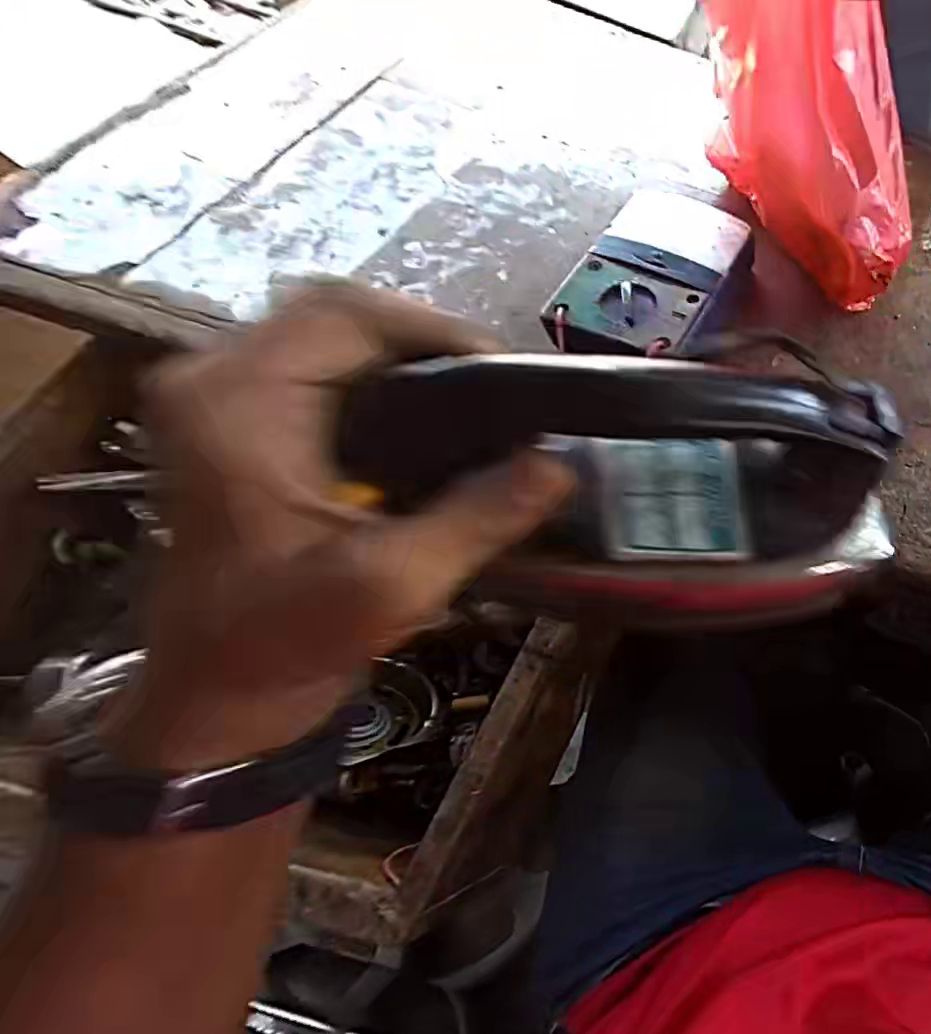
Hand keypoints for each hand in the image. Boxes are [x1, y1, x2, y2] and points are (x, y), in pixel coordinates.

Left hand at [105, 285, 574, 768]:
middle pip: (348, 316)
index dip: (442, 331)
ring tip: (493, 415)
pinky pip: (347, 375)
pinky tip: (453, 433)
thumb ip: (477, 519)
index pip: (347, 313)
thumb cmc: (292, 632)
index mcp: (241, 403)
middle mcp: (227, 382)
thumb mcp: (394, 581)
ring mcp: (240, 401)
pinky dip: (410, 389)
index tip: (512, 382)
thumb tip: (561, 467)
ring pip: (351, 341)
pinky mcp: (262, 425)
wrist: (227, 679)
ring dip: (429, 367)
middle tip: (510, 401)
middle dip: (441, 346)